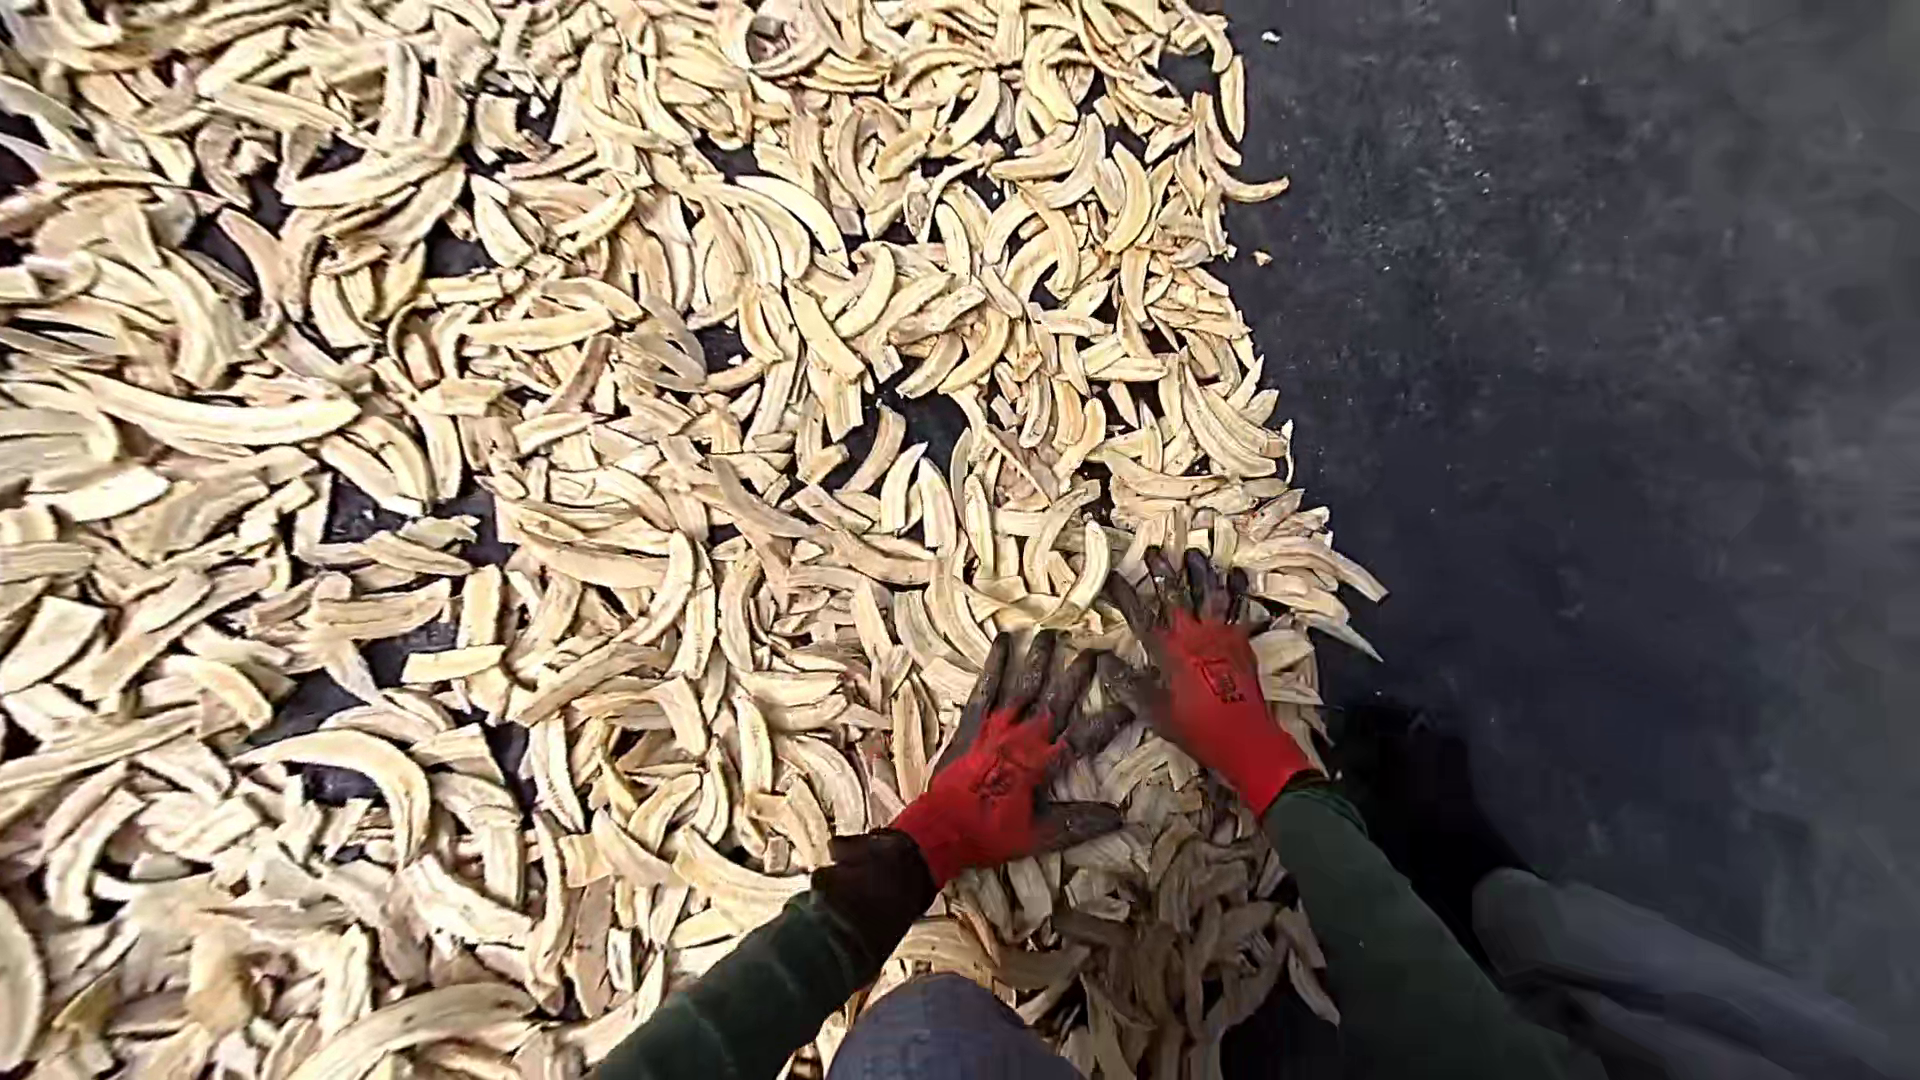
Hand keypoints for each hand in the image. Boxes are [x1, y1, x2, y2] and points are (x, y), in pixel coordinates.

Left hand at [890, 630, 1125, 885]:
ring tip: (1052, 635)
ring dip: (1040, 658)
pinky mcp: (974, 719)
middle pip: (1057, 697)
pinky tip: (1003, 642)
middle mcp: (1024, 734)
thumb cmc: (991, 831)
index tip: (1130, 702)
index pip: (1086, 735)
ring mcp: (997, 723)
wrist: (943, 825)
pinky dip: (996, 662)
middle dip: (1078, 674)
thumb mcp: (1039, 835)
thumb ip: (1079, 822)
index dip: (1110, 718)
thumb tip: (1119, 816)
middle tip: (1095, 651)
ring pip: (1024, 683)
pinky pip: (987, 685)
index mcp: (1043, 761)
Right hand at [1102, 546, 1318, 814]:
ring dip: (1200, 571)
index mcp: (1167, 650)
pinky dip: (1239, 590)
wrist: (1244, 739)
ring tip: (1194, 553)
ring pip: (1209, 593)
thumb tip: (1102, 661)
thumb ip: (1126, 684)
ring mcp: (1220, 635)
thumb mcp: (1151, 711)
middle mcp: (1193, 635)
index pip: (1139, 614)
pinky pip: (1240, 608)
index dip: (1124, 594)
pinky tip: (1237, 575)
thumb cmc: (1194, 726)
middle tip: (1154, 551)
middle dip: (1162, 570)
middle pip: (1175, 594)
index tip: (1113, 577)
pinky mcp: (1242, 641)